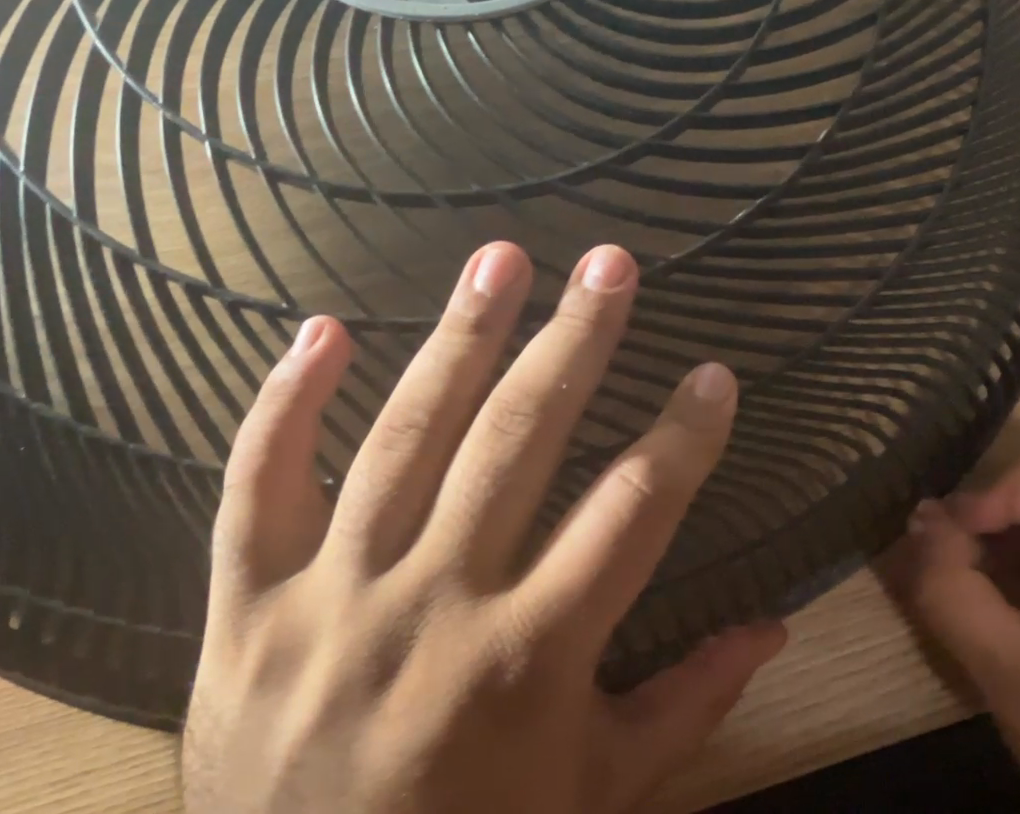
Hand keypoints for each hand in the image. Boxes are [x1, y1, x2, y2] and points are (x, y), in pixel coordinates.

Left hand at [183, 243, 786, 813]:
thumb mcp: (601, 791)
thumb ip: (690, 702)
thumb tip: (775, 628)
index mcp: (527, 660)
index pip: (629, 516)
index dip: (682, 439)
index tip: (714, 374)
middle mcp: (430, 610)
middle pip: (515, 445)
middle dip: (574, 344)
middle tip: (611, 264)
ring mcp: (328, 601)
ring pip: (399, 441)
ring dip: (458, 339)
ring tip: (500, 259)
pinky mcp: (244, 610)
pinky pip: (255, 491)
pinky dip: (283, 407)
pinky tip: (320, 329)